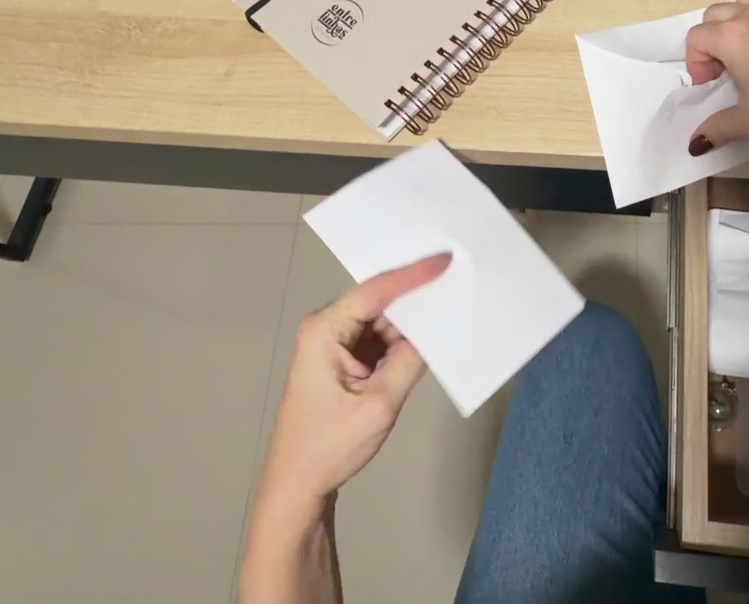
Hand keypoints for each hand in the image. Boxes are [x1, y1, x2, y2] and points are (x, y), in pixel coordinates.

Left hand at [255, 254, 451, 515]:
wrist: (296, 488)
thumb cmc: (329, 446)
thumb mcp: (379, 404)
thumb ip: (408, 361)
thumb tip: (432, 331)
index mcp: (324, 330)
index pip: (375, 291)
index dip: (412, 274)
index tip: (445, 259)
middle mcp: (325, 328)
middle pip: (377, 302)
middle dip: (413, 296)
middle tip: (452, 281)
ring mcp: (331, 344)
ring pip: (380, 321)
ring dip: (408, 324)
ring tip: (447, 310)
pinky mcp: (340, 360)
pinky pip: (376, 339)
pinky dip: (399, 341)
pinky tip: (426, 340)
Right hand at [685, 0, 748, 152]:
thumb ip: (717, 129)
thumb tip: (695, 144)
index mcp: (732, 37)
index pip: (696, 37)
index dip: (695, 63)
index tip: (710, 85)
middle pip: (714, 15)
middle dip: (710, 41)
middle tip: (724, 71)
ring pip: (742, 3)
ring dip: (733, 23)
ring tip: (745, 53)